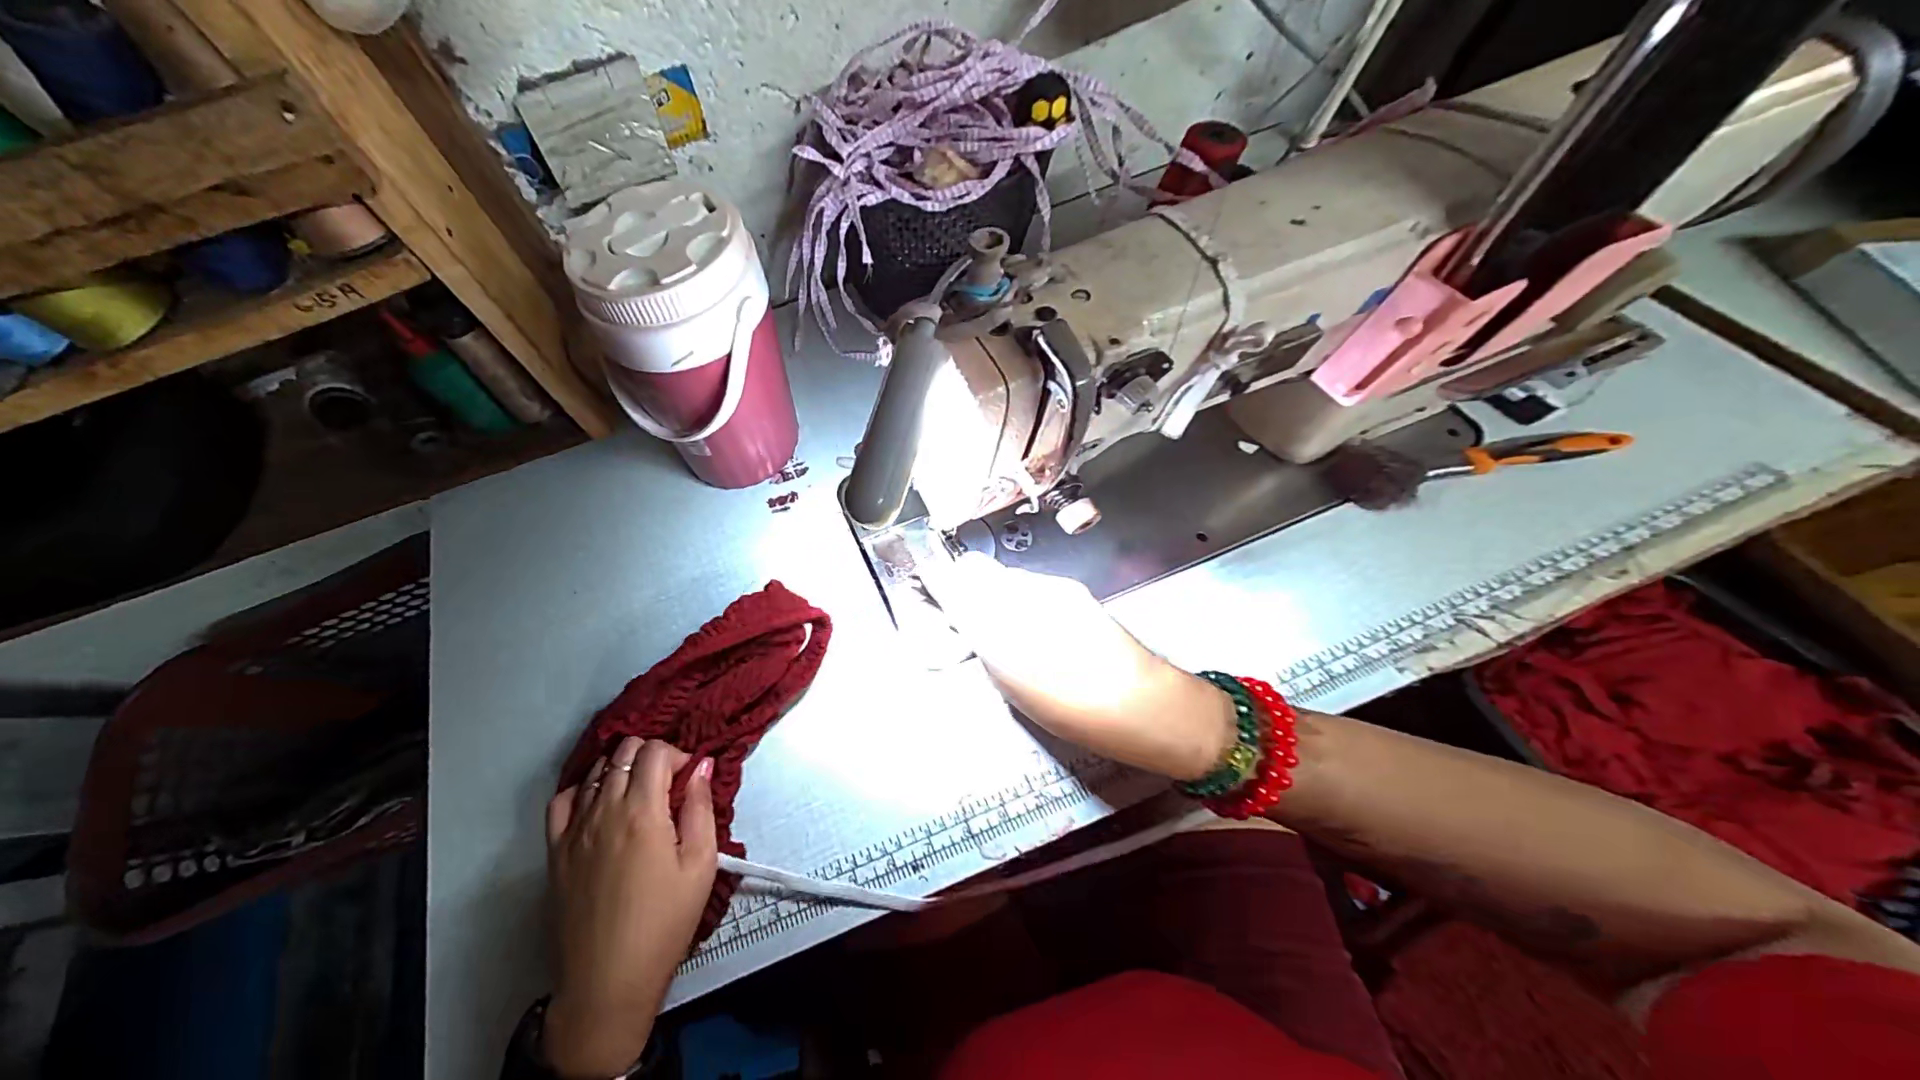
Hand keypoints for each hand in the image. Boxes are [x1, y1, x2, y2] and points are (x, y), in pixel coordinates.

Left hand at [542, 737, 716, 1078]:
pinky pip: (561, 801)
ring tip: (640, 793)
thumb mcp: (701, 864)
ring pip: (594, 772)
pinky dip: (582, 788)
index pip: (655, 752)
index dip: (679, 756)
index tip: (692, 781)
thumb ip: (701, 808)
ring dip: (621, 769)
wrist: (607, 980)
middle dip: (652, 756)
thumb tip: (701, 767)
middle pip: (624, 754)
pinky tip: (598, 802)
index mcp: (641, 811)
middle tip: (671, 784)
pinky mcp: (555, 851)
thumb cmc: (664, 922)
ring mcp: (573, 830)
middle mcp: (602, 810)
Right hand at [919, 552, 1235, 780]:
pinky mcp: (1075, 598)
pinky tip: (1033, 637)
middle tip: (965, 629)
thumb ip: (978, 637)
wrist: (1145, 705)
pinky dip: (1021, 606)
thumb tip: (956, 610)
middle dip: (966, 594)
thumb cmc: (1075, 705)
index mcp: (1011, 610)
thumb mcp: (1011, 679)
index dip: (939, 586)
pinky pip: (1032, 592)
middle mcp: (1033, 590)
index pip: (958, 577)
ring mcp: (1056, 591)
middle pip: (981, 574)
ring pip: (1007, 582)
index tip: (930, 601)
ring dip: (995, 601)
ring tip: (1002, 639)